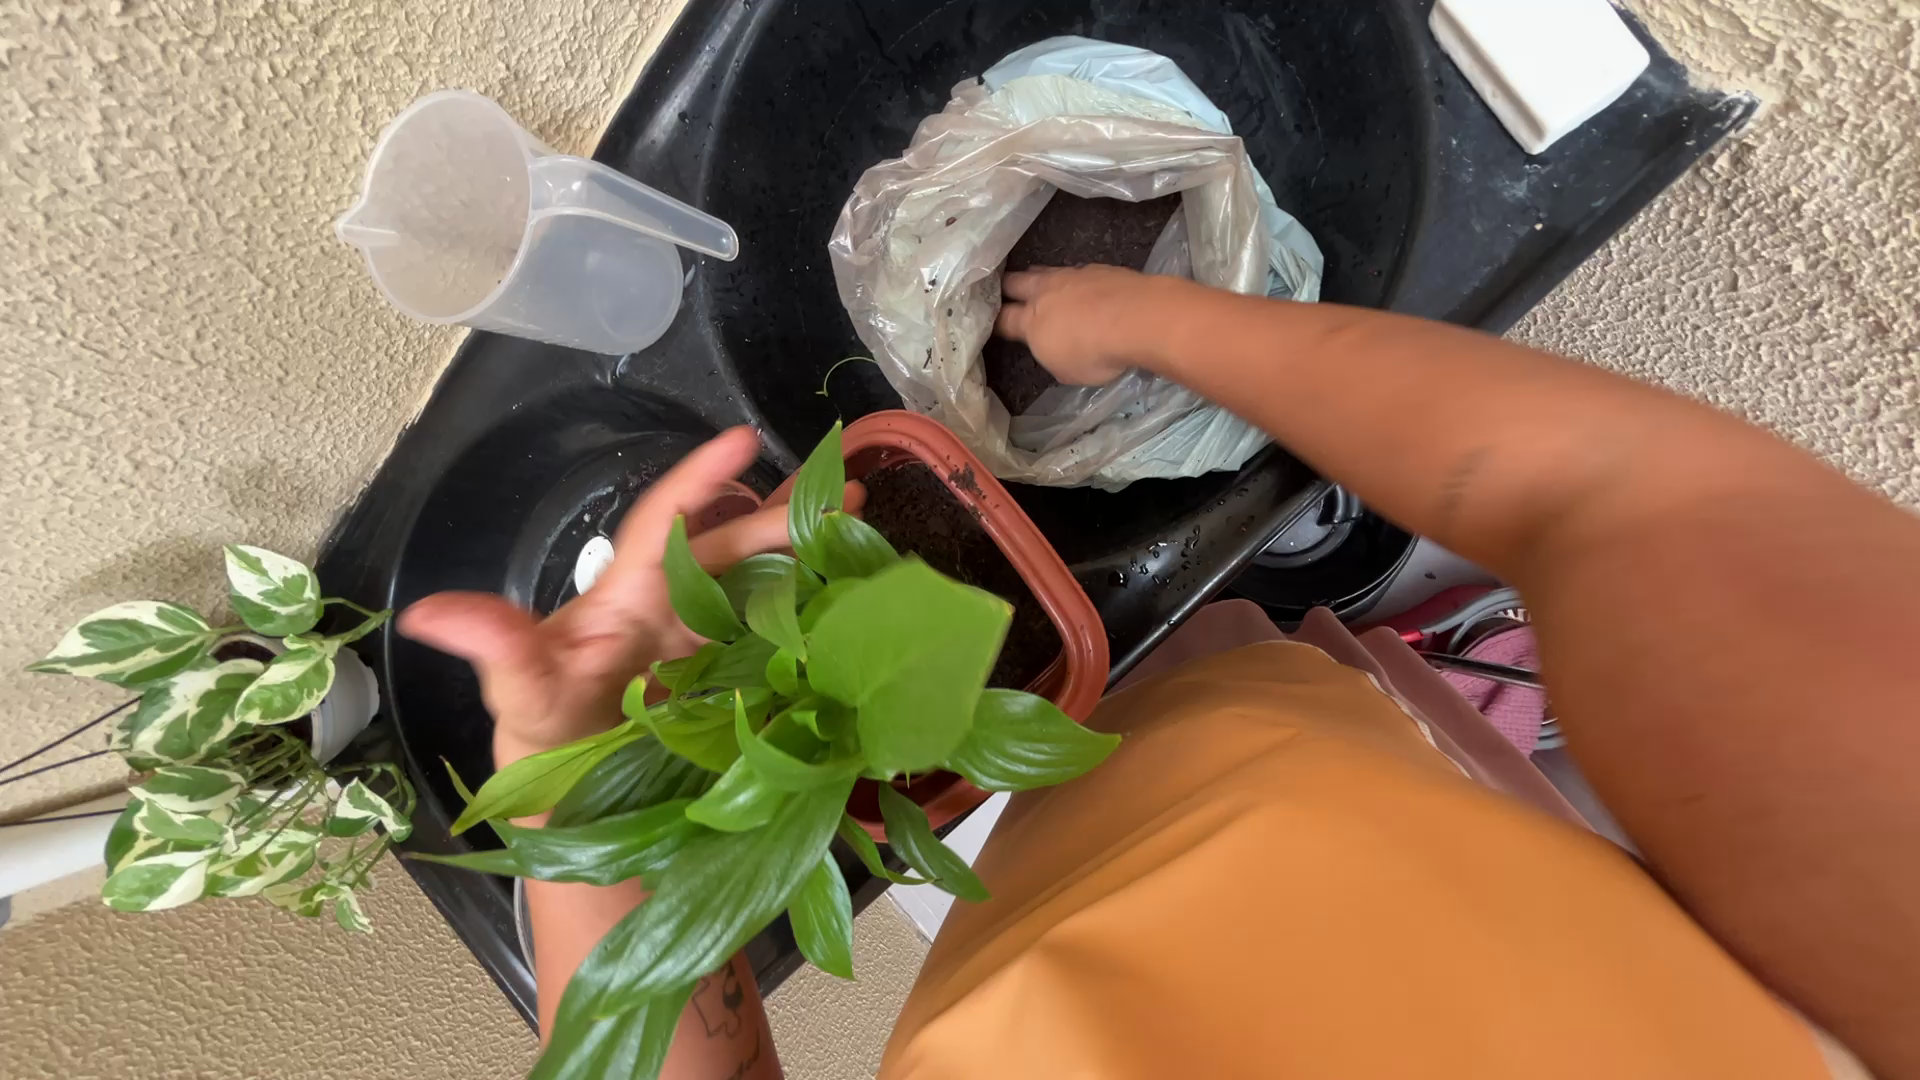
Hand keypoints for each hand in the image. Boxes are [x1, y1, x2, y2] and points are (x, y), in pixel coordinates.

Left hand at [398, 427, 859, 766]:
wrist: (589, 810)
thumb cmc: (551, 747)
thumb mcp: (528, 697)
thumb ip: (501, 653)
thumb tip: (428, 611)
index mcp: (631, 595)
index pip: (666, 524)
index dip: (700, 479)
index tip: (741, 440)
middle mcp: (675, 605)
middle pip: (731, 547)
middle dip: (781, 515)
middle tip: (841, 492)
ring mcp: (711, 639)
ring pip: (762, 577)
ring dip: (806, 545)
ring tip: (856, 517)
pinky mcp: (738, 672)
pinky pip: (779, 627)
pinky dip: (813, 602)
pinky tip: (849, 592)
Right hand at [995, 265, 1184, 384]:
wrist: (1137, 318)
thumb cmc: (1095, 354)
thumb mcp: (1066, 371)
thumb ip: (1054, 357)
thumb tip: (1054, 347)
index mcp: (1031, 323)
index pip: (1002, 320)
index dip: (993, 321)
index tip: (987, 321)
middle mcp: (1045, 293)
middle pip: (1015, 282)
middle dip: (1005, 287)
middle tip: (1000, 289)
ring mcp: (1071, 276)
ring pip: (1043, 271)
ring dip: (1035, 276)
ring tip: (1033, 280)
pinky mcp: (1097, 268)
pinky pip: (1074, 271)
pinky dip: (1070, 279)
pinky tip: (1078, 286)